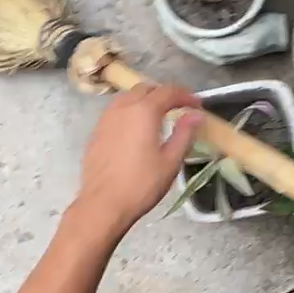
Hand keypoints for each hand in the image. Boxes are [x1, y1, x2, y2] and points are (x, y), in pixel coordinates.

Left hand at [69, 84, 202, 238]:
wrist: (103, 204)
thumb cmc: (142, 185)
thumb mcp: (171, 161)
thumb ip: (184, 134)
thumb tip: (196, 115)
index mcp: (144, 112)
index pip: (168, 92)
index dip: (185, 95)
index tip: (197, 104)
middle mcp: (122, 108)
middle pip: (145, 88)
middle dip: (164, 93)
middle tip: (179, 107)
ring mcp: (106, 119)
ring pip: (127, 97)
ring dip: (145, 99)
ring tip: (158, 115)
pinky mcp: (96, 132)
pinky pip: (115, 111)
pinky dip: (130, 111)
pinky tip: (136, 129)